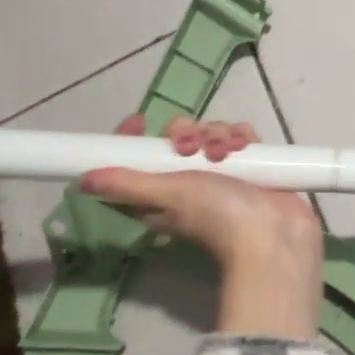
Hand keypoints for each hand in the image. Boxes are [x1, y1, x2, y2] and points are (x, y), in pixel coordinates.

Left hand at [81, 114, 322, 339]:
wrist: (272, 234)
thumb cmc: (216, 216)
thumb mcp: (169, 195)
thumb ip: (128, 184)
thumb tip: (83, 180)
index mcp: (161, 192)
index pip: (138, 159)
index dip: (135, 137)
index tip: (140, 120)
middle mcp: (189, 181)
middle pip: (178, 139)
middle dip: (186, 133)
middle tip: (192, 145)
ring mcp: (223, 173)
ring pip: (211, 134)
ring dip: (217, 133)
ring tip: (228, 151)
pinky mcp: (251, 167)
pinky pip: (240, 137)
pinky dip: (242, 135)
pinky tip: (247, 145)